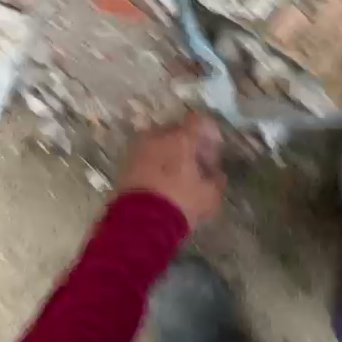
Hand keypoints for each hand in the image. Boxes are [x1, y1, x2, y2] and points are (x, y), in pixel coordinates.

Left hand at [116, 112, 225, 227]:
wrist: (140, 221)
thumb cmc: (180, 203)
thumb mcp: (209, 197)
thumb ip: (216, 181)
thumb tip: (217, 174)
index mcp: (181, 138)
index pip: (198, 120)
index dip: (208, 132)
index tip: (213, 149)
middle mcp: (158, 135)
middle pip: (177, 131)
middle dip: (188, 144)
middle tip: (196, 164)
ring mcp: (138, 147)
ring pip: (159, 142)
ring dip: (169, 152)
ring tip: (176, 175)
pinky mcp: (125, 162)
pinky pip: (145, 155)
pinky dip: (154, 162)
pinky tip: (160, 181)